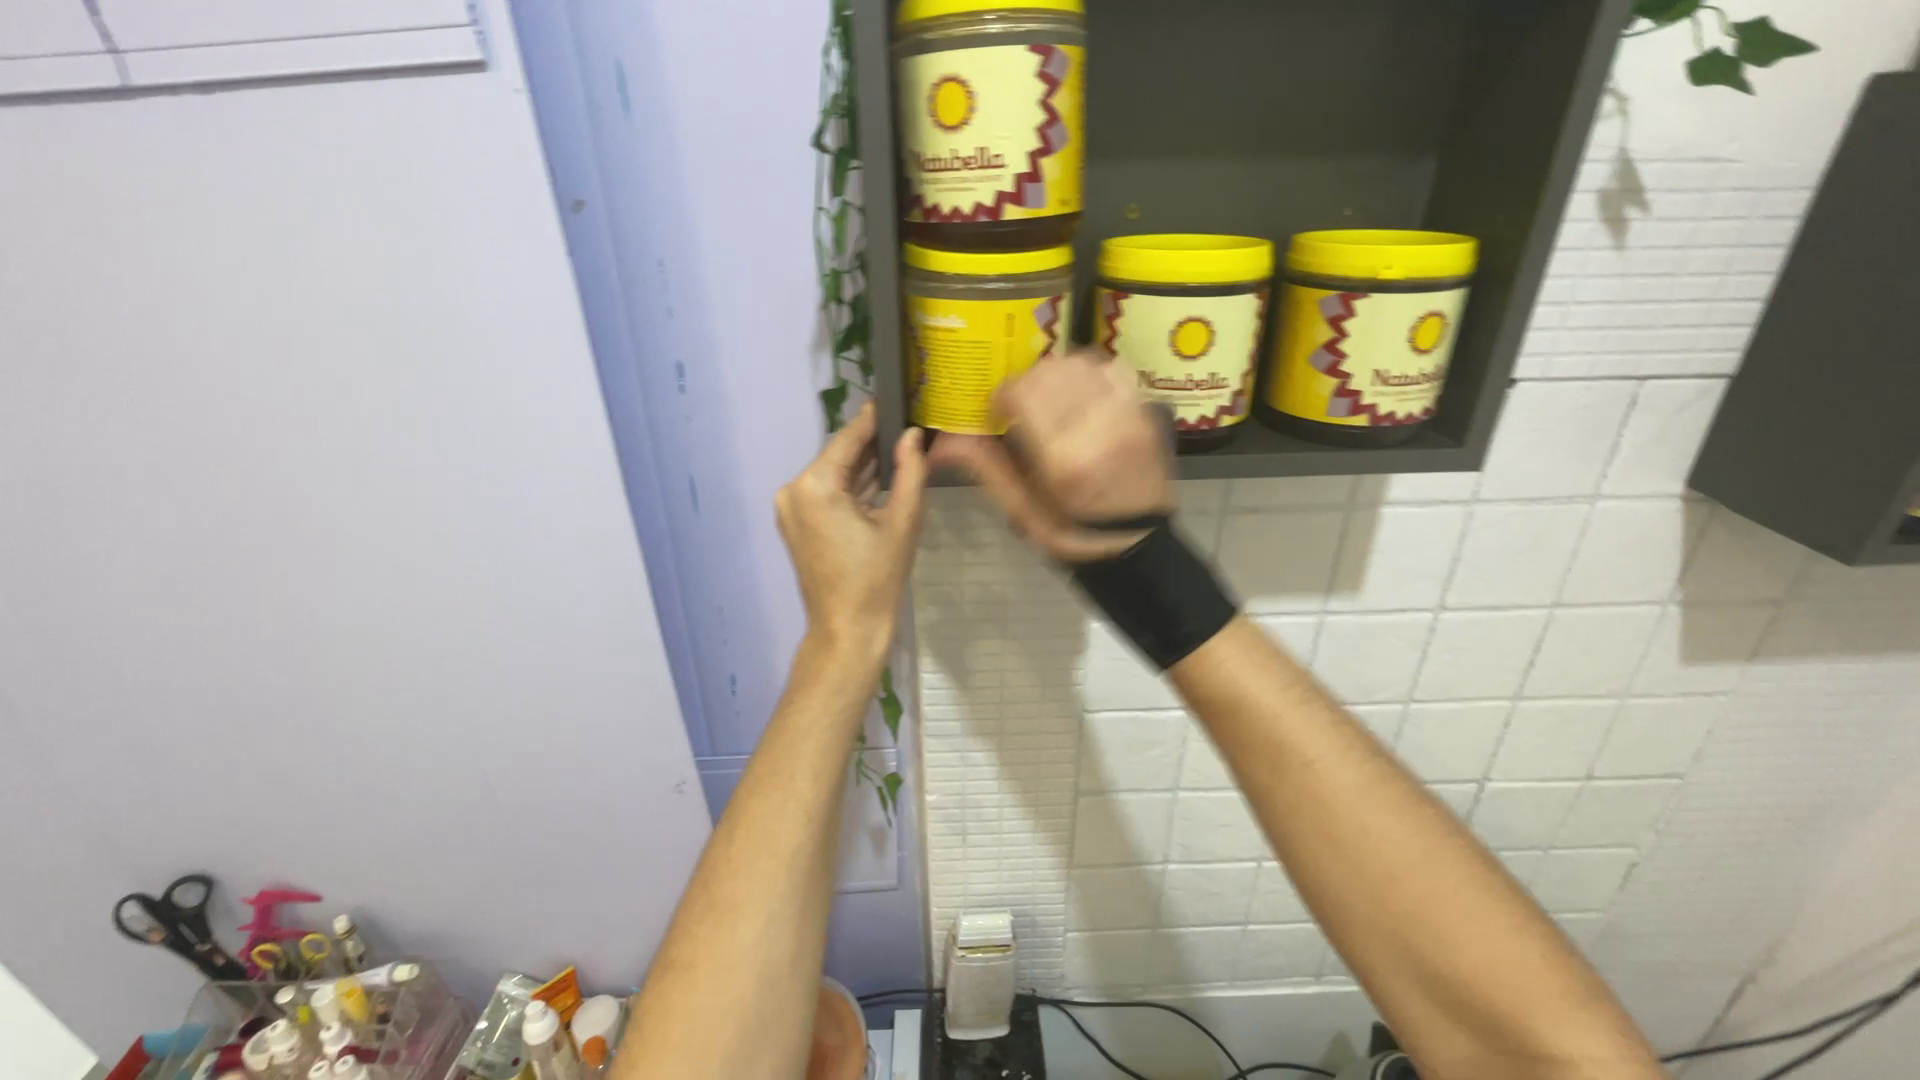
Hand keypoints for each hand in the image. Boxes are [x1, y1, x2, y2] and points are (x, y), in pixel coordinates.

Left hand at [776, 402, 928, 656]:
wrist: (848, 629)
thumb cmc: (877, 578)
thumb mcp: (903, 521)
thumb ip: (911, 471)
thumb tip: (912, 434)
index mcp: (814, 485)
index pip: (848, 439)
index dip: (873, 418)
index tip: (895, 395)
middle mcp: (793, 490)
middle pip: (839, 456)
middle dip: (871, 444)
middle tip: (906, 424)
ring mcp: (790, 508)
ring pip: (834, 475)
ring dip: (863, 467)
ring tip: (900, 448)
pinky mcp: (796, 524)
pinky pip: (827, 495)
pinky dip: (851, 489)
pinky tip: (881, 479)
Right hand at [929, 351, 1174, 561]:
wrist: (1134, 545)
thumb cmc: (1071, 534)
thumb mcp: (1022, 511)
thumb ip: (986, 467)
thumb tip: (940, 444)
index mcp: (1063, 459)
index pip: (1022, 392)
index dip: (1002, 397)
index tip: (999, 414)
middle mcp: (1098, 429)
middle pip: (1049, 372)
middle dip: (1027, 383)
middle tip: (1022, 406)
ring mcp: (1127, 418)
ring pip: (1081, 364)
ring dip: (1057, 373)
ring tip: (1050, 398)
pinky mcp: (1144, 414)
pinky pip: (1112, 370)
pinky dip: (1090, 374)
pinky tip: (1080, 395)